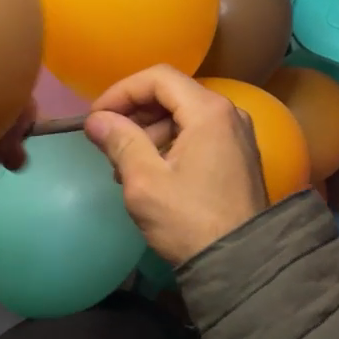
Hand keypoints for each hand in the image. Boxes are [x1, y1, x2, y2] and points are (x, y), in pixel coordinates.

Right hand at [84, 65, 267, 265]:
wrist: (241, 261)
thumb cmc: (189, 220)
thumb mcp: (146, 182)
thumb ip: (121, 142)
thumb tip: (96, 119)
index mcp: (209, 111)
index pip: (160, 78)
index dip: (123, 91)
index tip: (96, 117)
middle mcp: (229, 112)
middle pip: (174, 93)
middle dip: (136, 113)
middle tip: (107, 142)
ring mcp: (238, 132)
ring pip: (186, 115)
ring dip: (151, 131)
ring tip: (124, 166)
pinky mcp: (239, 153)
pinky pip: (200, 133)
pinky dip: (172, 143)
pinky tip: (151, 173)